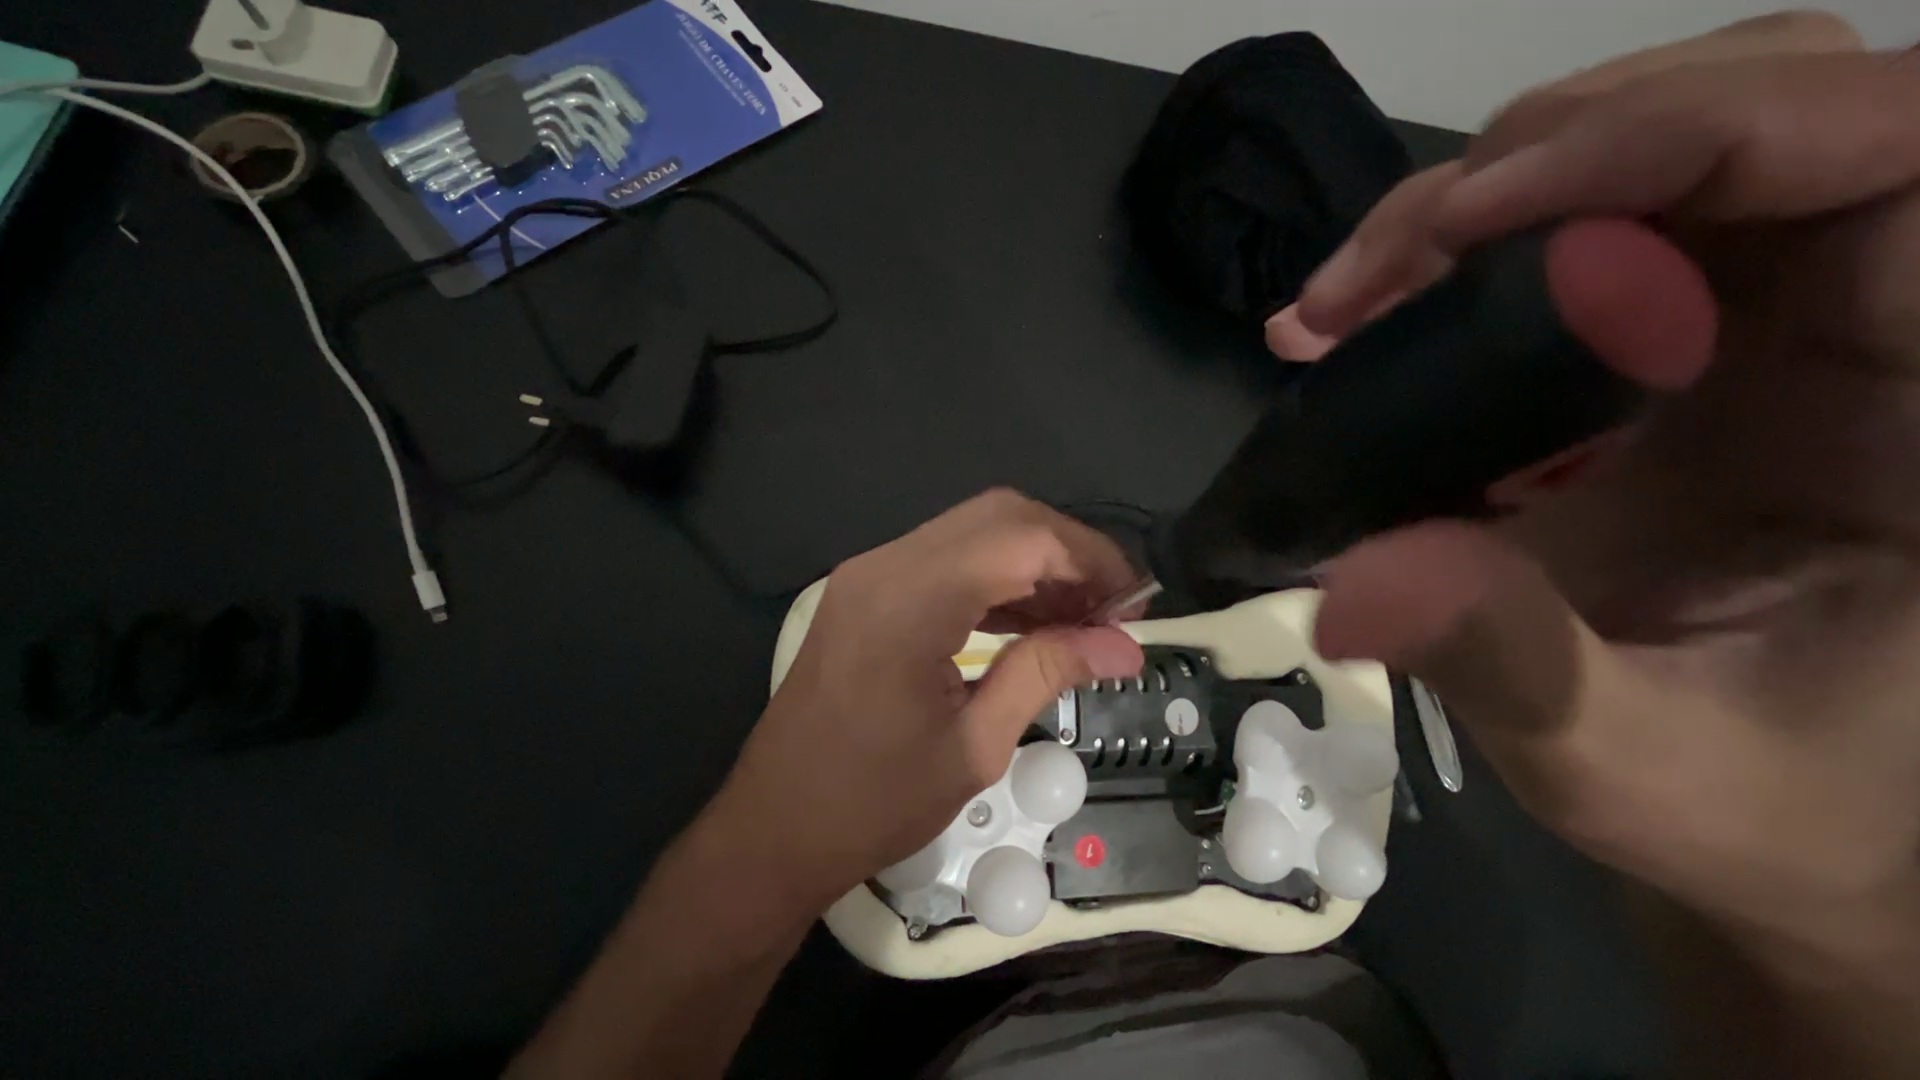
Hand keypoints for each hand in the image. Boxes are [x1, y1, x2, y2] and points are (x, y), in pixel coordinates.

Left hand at [711, 490, 1145, 909]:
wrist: (774, 828)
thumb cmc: (873, 804)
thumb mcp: (976, 747)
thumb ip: (1047, 673)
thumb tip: (1125, 646)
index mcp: (911, 600)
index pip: (1023, 538)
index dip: (1091, 559)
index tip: (1137, 603)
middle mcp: (885, 566)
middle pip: (999, 517)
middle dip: (1067, 552)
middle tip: (1114, 610)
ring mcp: (869, 575)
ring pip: (972, 533)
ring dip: (1033, 563)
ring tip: (1085, 618)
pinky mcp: (864, 593)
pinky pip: (944, 562)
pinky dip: (995, 579)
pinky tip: (1032, 621)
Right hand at [1275, 14, 1919, 965]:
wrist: (1783, 830)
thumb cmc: (1768, 818)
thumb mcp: (1634, 765)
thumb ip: (1509, 664)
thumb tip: (1350, 580)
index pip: (1881, 151)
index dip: (1673, 137)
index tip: (1464, 225)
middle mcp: (1878, 325)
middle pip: (1733, 116)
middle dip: (1526, 172)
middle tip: (1365, 285)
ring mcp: (1769, 335)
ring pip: (1631, 167)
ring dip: (1460, 218)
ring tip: (1332, 313)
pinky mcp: (1674, 362)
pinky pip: (1563, 254)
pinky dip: (1443, 275)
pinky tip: (1353, 335)